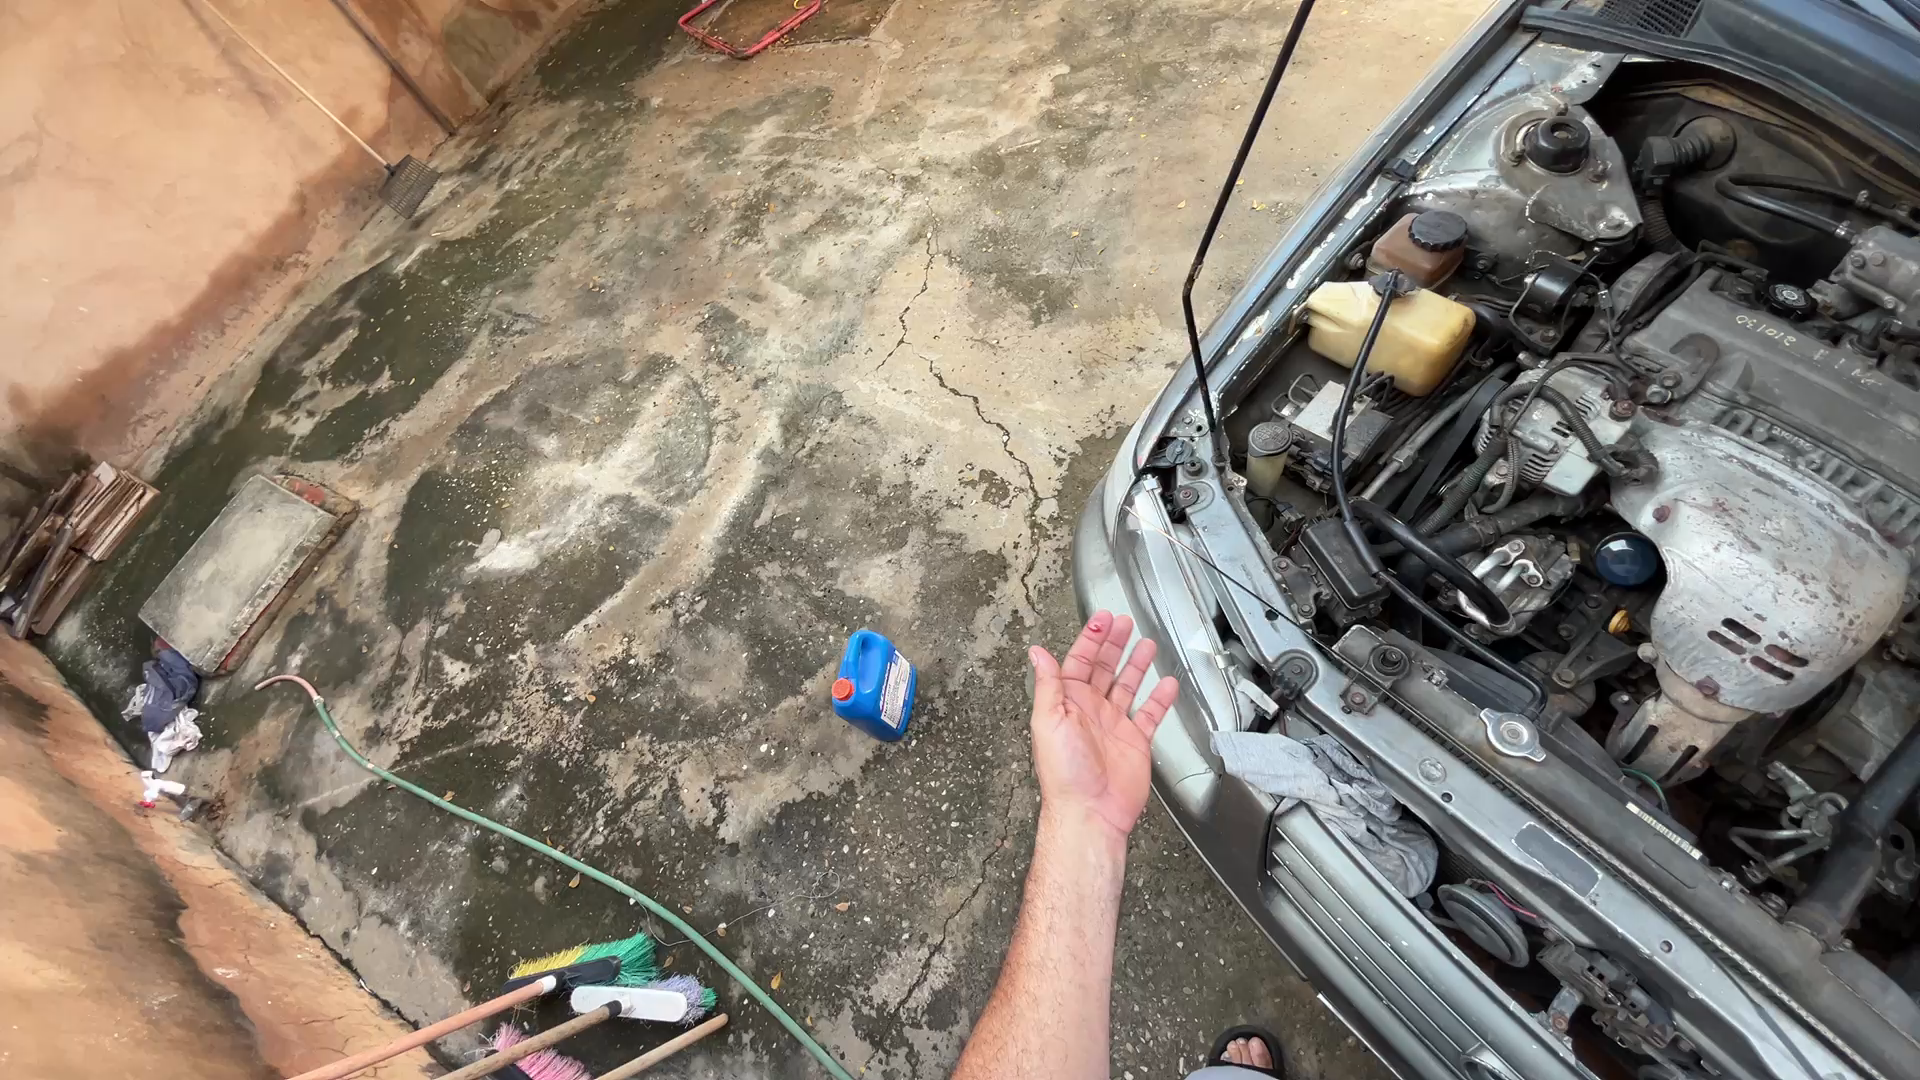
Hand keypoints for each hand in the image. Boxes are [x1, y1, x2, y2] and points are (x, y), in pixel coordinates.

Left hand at [1028, 611, 1179, 842]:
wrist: (1090, 811)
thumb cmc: (1064, 772)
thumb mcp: (1048, 720)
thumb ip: (1047, 684)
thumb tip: (1036, 653)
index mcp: (1067, 702)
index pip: (1079, 660)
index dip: (1091, 638)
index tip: (1102, 620)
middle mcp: (1090, 710)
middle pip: (1103, 667)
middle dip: (1113, 643)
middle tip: (1124, 622)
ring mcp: (1113, 724)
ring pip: (1127, 685)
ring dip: (1136, 664)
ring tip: (1146, 642)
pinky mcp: (1135, 742)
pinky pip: (1149, 714)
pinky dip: (1160, 698)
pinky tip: (1167, 683)